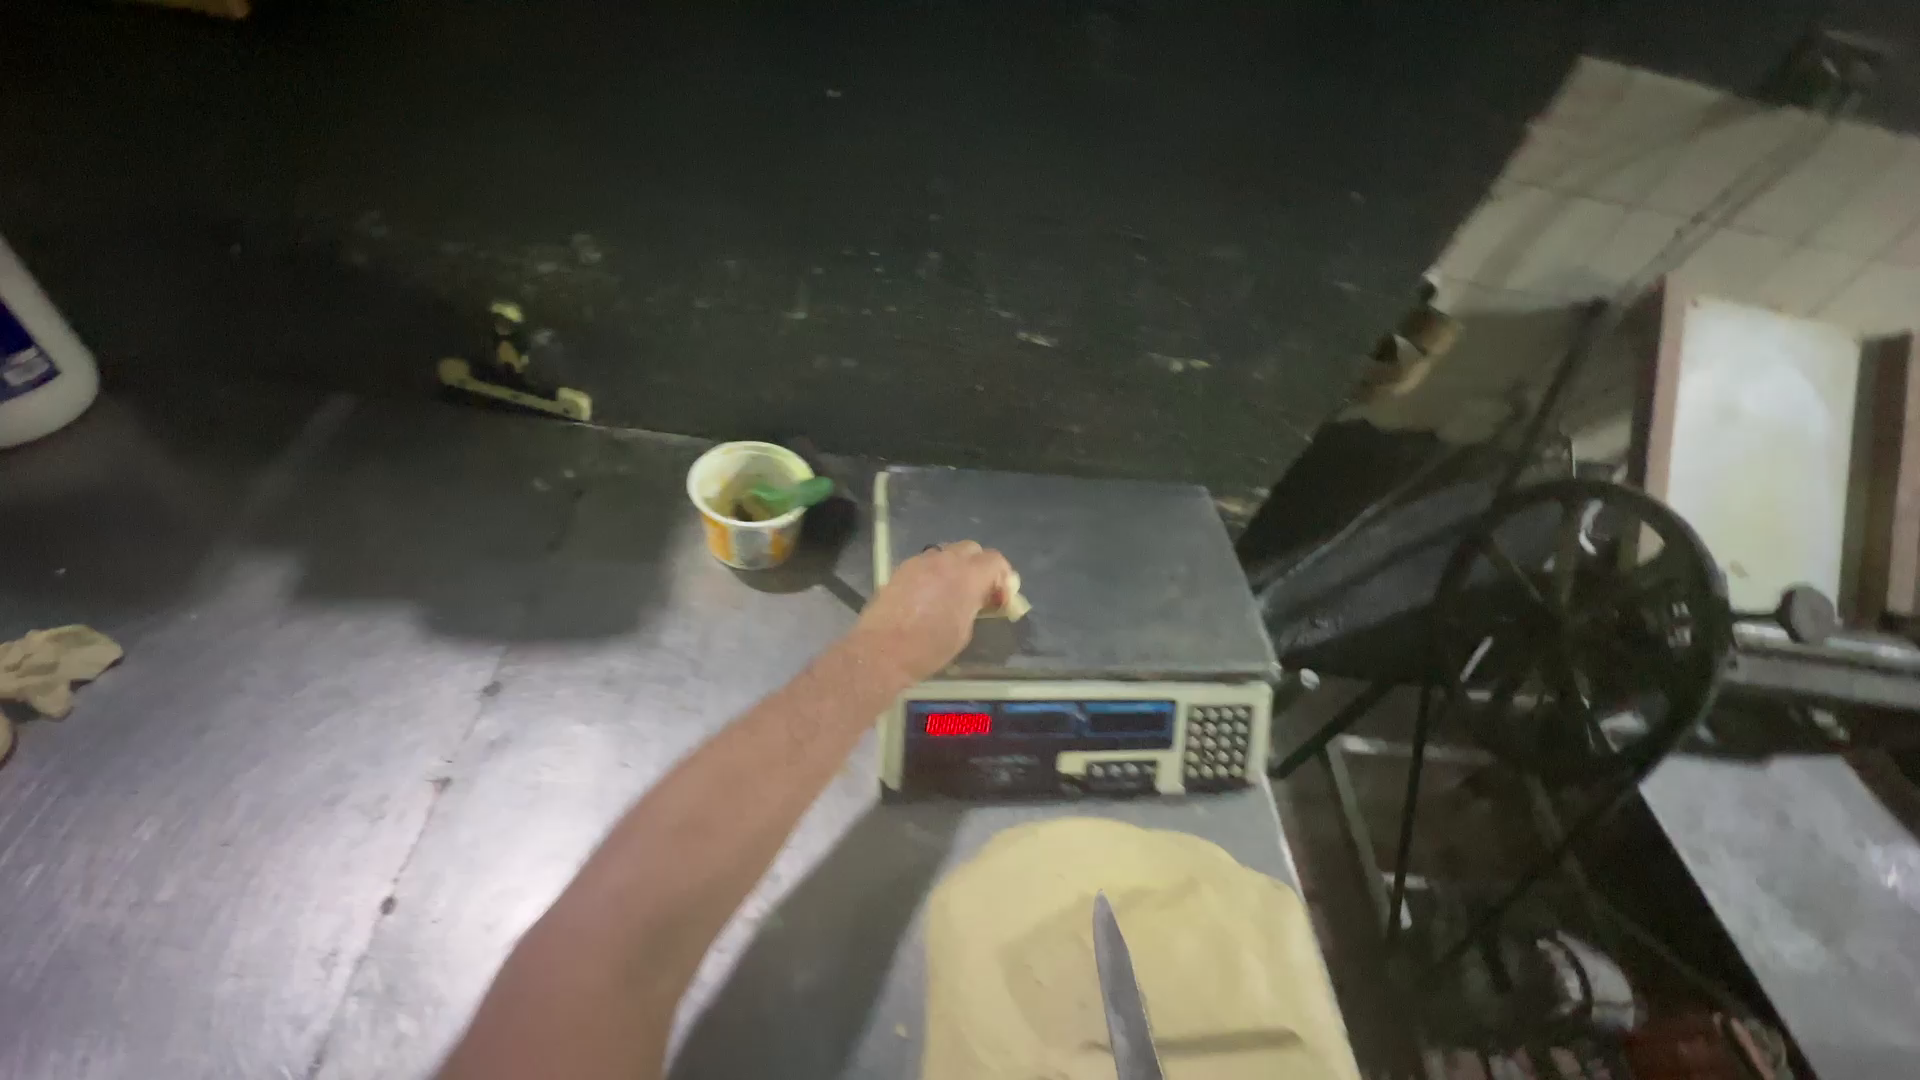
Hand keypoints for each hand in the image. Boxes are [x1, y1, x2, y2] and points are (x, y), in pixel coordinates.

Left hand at [850, 541, 1014, 683]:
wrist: (883, 650)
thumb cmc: (929, 648)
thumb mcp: (964, 631)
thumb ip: (975, 606)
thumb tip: (979, 599)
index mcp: (967, 576)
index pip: (995, 560)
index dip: (1003, 576)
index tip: (1001, 596)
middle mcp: (945, 560)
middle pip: (971, 549)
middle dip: (980, 566)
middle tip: (979, 590)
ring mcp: (920, 561)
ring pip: (947, 552)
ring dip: (956, 566)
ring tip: (953, 591)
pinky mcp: (902, 568)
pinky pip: (926, 562)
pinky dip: (935, 572)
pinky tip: (929, 594)